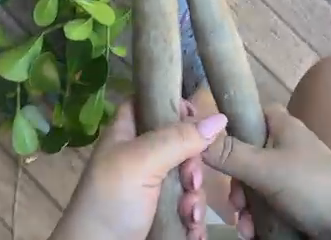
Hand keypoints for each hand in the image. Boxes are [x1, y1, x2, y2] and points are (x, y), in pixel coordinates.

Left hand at [51, 101, 230, 239]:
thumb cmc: (111, 201)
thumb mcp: (141, 161)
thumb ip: (178, 138)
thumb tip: (220, 118)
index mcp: (127, 134)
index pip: (151, 103)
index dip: (172, 104)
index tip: (196, 116)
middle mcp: (141, 158)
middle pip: (179, 144)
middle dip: (193, 163)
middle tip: (190, 180)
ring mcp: (153, 191)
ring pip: (188, 180)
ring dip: (195, 197)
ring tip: (189, 215)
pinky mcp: (164, 219)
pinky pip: (189, 210)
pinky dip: (194, 220)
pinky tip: (192, 229)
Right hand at [201, 107, 330, 239]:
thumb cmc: (312, 186)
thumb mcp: (267, 169)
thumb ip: (230, 153)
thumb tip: (195, 134)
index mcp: (280, 124)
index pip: (245, 112)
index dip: (226, 130)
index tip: (210, 153)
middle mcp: (283, 144)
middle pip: (243, 153)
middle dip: (234, 180)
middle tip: (234, 201)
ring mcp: (289, 173)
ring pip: (251, 182)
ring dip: (243, 204)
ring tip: (245, 224)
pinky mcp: (293, 200)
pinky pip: (265, 203)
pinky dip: (256, 217)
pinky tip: (252, 232)